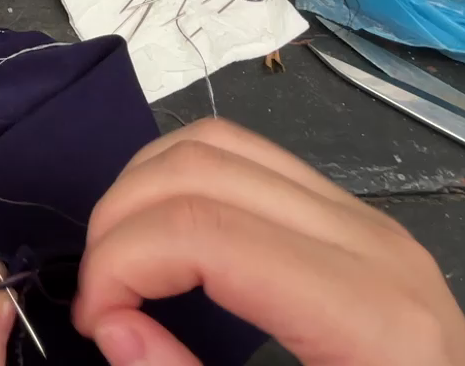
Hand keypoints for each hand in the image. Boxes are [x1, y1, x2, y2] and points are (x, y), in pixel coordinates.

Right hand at [73, 119, 464, 365]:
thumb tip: (111, 324)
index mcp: (372, 318)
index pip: (201, 231)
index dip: (119, 261)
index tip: (92, 321)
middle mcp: (371, 242)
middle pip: (197, 169)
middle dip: (118, 219)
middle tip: (97, 292)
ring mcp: (364, 218)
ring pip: (213, 142)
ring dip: (141, 186)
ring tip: (120, 254)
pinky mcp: (350, 215)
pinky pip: (240, 152)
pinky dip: (177, 174)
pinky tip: (162, 227)